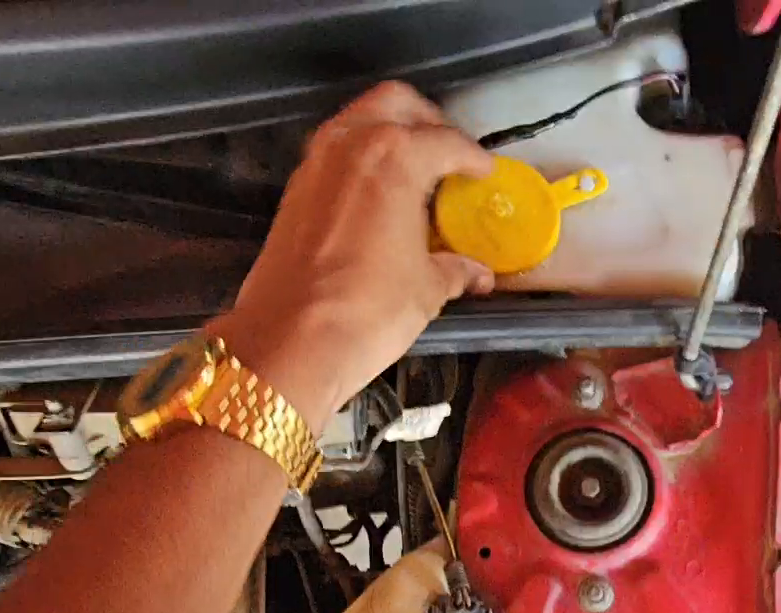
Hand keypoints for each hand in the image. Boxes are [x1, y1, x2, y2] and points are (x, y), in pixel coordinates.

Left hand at [212, 81, 495, 432]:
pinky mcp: (296, 188)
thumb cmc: (372, 310)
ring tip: (417, 175)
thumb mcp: (428, 290)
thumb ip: (456, 269)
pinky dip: (363, 161)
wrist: (294, 339)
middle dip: (429, 122)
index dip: (474, 158)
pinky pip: (337, 154)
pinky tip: (380, 200)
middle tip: (450, 156)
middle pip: (397, 104)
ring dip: (391, 136)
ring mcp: (317, 162)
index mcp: (396, 157)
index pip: (447, 141)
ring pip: (360, 121)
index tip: (486, 173)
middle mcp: (352, 143)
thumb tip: (478, 273)